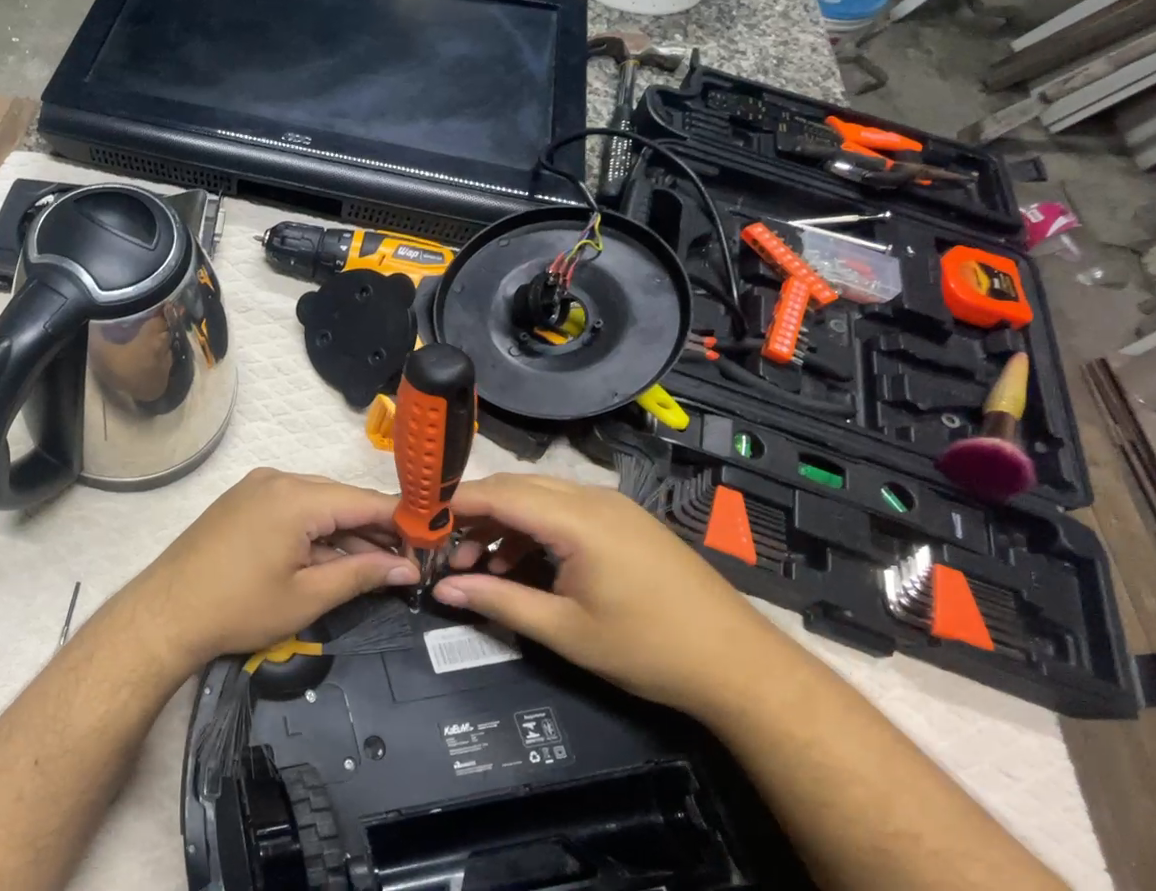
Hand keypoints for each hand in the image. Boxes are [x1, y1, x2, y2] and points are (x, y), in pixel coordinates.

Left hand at [116, 468, 418, 669]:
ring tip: (377, 566)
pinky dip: (314, 531)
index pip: (365, 501)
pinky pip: (291, 509)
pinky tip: (333, 558)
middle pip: (340, 499)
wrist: (166, 613)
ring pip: (316, 504)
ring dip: (344, 533)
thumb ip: (362, 575)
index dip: (402, 521)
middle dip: (374, 529)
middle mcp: (276, 480)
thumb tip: (407, 568)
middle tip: (407, 563)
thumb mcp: (308, 596)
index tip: (432, 542)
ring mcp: (255, 488)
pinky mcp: (241, 502)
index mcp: (295, 496)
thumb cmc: (239, 608)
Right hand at [432, 474, 798, 717]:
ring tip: (478, 566)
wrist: (740, 665)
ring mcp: (614, 509)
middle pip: (515, 489)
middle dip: (474, 514)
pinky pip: (565, 512)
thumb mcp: (564, 631)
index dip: (452, 503)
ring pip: (538, 499)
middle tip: (443, 550)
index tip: (416, 520)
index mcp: (578, 521)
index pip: (498, 494)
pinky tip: (520, 566)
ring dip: (502, 524)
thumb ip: (498, 603)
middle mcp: (593, 500)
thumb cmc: (648, 649)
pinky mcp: (626, 523)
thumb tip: (442, 590)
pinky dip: (532, 531)